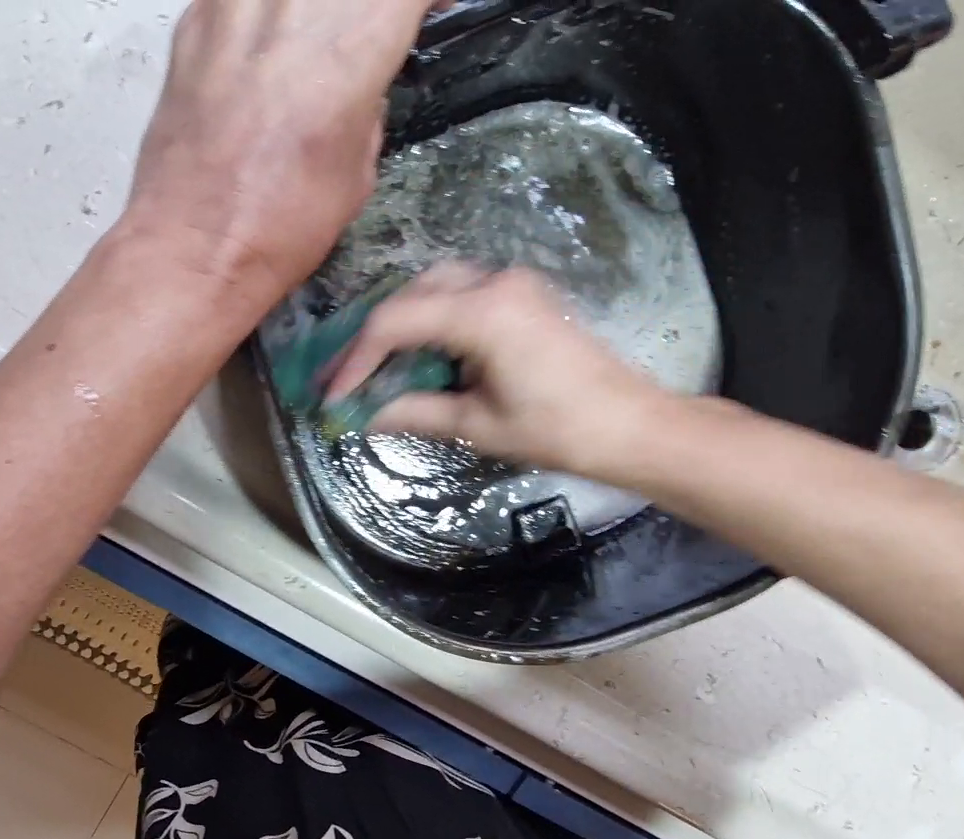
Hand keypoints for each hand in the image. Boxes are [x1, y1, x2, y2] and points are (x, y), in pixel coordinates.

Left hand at [120, 0, 450, 302]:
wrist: (192, 251)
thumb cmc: (279, 228)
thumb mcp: (357, 174)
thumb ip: (367, 106)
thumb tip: (360, 85)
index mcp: (351, 41)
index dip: (421, 2)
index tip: (427, 13)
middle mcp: (293, 3)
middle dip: (364, 9)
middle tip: (369, 32)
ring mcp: (234, 3)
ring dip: (309, 13)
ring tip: (313, 44)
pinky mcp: (192, 20)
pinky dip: (262, 13)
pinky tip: (266, 48)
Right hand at [325, 263, 687, 484]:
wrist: (631, 425)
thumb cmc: (557, 430)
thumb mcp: (478, 426)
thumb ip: (416, 412)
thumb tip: (366, 417)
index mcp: (483, 313)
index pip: (395, 322)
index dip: (356, 359)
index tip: (333, 394)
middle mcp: (495, 283)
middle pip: (412, 293)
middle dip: (373, 334)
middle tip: (344, 373)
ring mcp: (514, 284)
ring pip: (436, 285)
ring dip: (401, 320)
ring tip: (375, 362)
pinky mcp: (526, 296)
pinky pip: (463, 292)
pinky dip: (432, 317)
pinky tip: (420, 351)